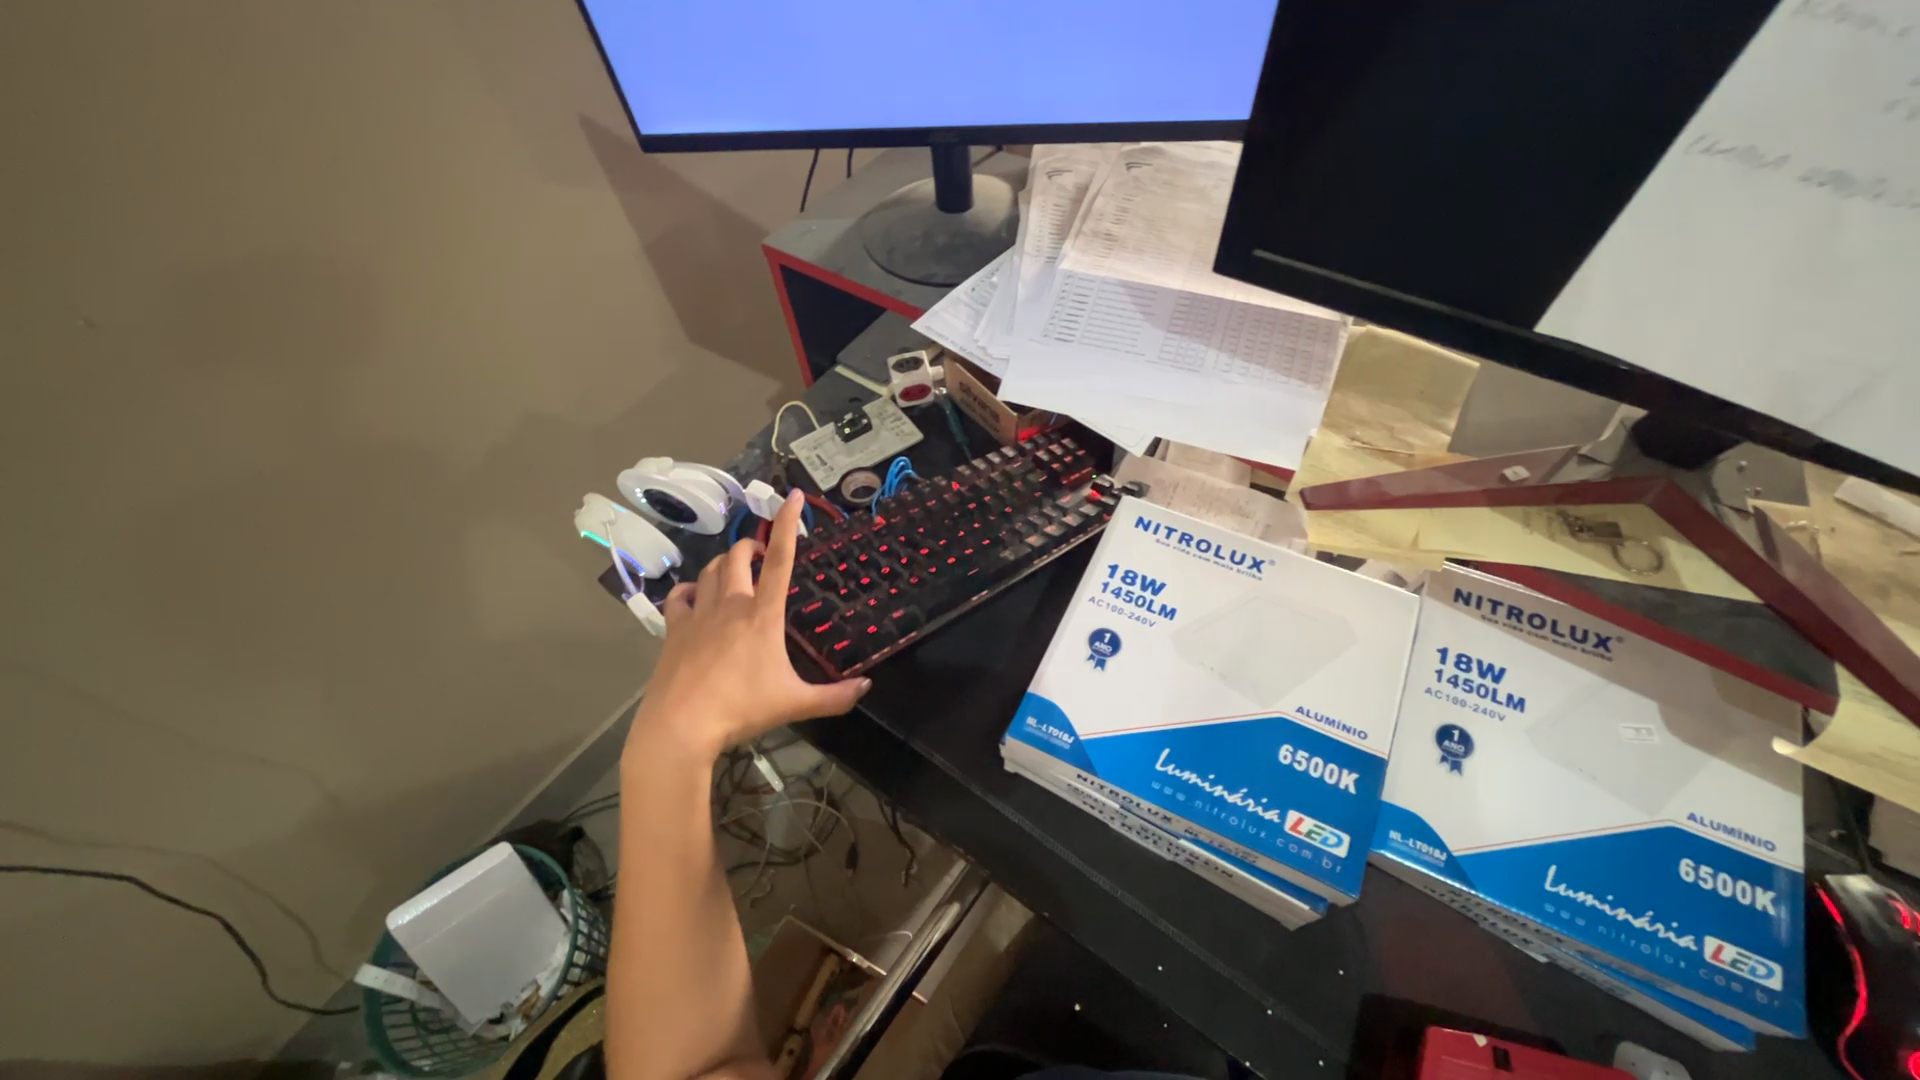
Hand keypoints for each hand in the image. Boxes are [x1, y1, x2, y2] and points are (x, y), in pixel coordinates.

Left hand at [634, 490, 869, 758]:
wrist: (681, 725)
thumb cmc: (742, 709)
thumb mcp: (794, 704)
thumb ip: (834, 697)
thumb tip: (867, 686)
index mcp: (763, 614)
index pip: (781, 559)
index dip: (788, 524)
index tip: (793, 496)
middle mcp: (731, 604)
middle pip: (739, 557)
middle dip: (752, 547)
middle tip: (763, 555)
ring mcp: (698, 614)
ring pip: (710, 570)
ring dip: (725, 562)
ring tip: (736, 570)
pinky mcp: (674, 629)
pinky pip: (680, 595)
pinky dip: (691, 588)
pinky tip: (696, 594)